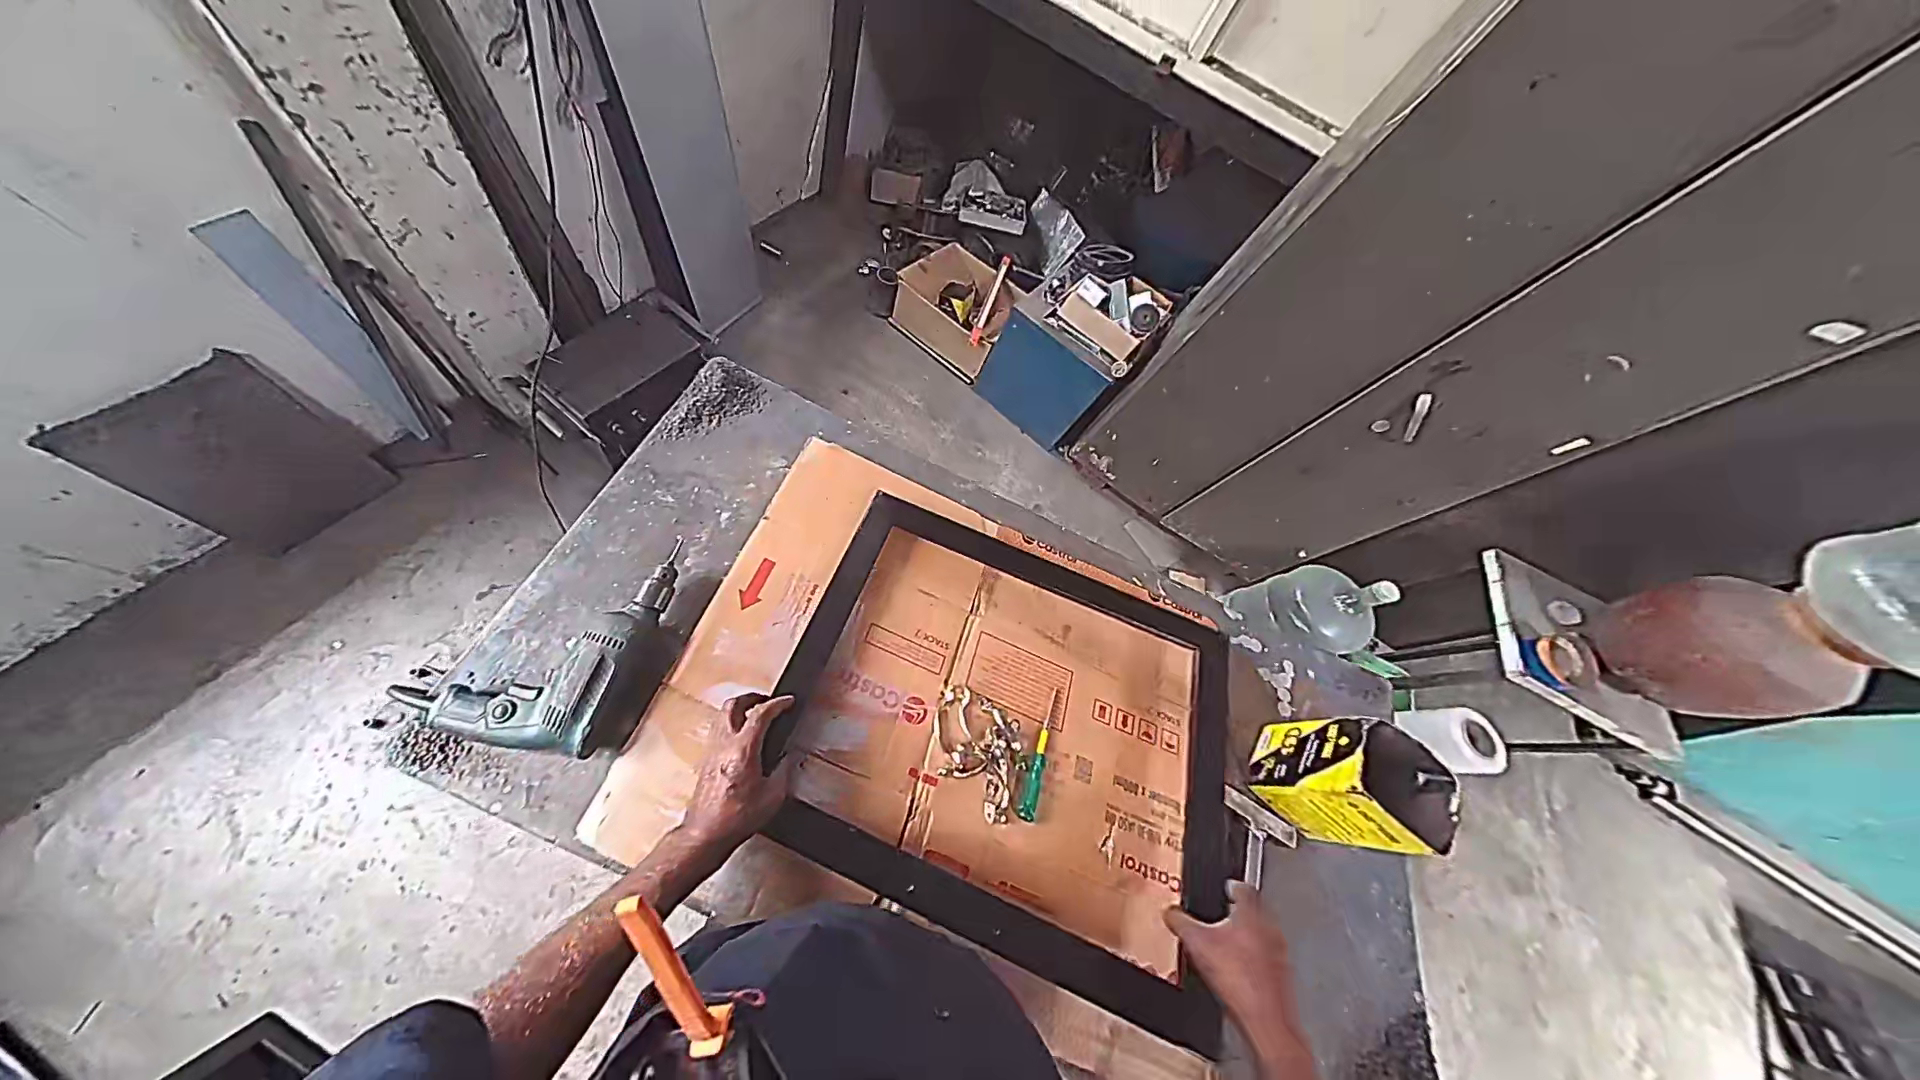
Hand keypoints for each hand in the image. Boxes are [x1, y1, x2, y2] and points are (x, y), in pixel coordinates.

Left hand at [679, 693, 796, 852]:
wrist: (706, 835)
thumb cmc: (736, 818)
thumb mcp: (773, 796)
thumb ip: (783, 770)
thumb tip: (787, 757)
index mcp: (743, 750)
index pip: (760, 714)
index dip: (777, 703)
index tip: (788, 701)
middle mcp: (724, 745)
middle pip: (733, 705)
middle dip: (752, 697)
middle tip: (767, 700)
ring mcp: (711, 751)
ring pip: (722, 715)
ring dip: (739, 708)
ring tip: (754, 713)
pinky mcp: (704, 760)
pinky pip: (717, 730)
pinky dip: (731, 723)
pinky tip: (740, 735)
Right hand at [1165, 880, 1316, 1077]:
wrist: (1265, 1021)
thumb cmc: (1239, 979)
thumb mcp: (1195, 942)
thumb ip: (1179, 921)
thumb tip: (1169, 912)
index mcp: (1251, 913)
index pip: (1244, 888)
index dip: (1232, 885)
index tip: (1228, 886)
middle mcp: (1269, 929)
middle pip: (1254, 911)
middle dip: (1237, 912)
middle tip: (1222, 914)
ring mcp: (1279, 954)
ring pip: (1261, 935)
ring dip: (1246, 937)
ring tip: (1227, 944)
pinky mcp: (1282, 978)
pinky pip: (1266, 959)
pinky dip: (1252, 960)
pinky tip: (1238, 972)